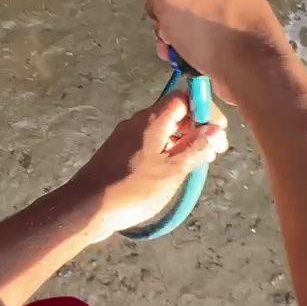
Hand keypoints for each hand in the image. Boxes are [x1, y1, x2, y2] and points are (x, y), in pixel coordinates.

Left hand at [65, 93, 228, 242]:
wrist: (88, 207)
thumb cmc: (133, 189)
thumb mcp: (172, 171)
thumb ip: (195, 148)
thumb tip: (217, 130)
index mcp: (151, 120)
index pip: (183, 98)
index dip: (204, 110)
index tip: (218, 132)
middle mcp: (138, 122)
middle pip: (174, 113)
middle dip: (197, 128)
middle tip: (213, 153)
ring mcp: (126, 137)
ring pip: (162, 130)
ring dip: (183, 141)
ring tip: (197, 164)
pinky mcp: (120, 152)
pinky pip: (150, 143)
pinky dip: (167, 151)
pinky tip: (174, 170)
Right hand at [120, 0, 296, 99]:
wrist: (252, 71)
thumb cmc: (210, 25)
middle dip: (159, 2)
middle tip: (164, 15)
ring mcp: (224, 0)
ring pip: (178, 5)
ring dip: (166, 25)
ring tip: (173, 40)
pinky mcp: (223, 26)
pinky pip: (191, 25)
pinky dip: (180, 39)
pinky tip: (177, 53)